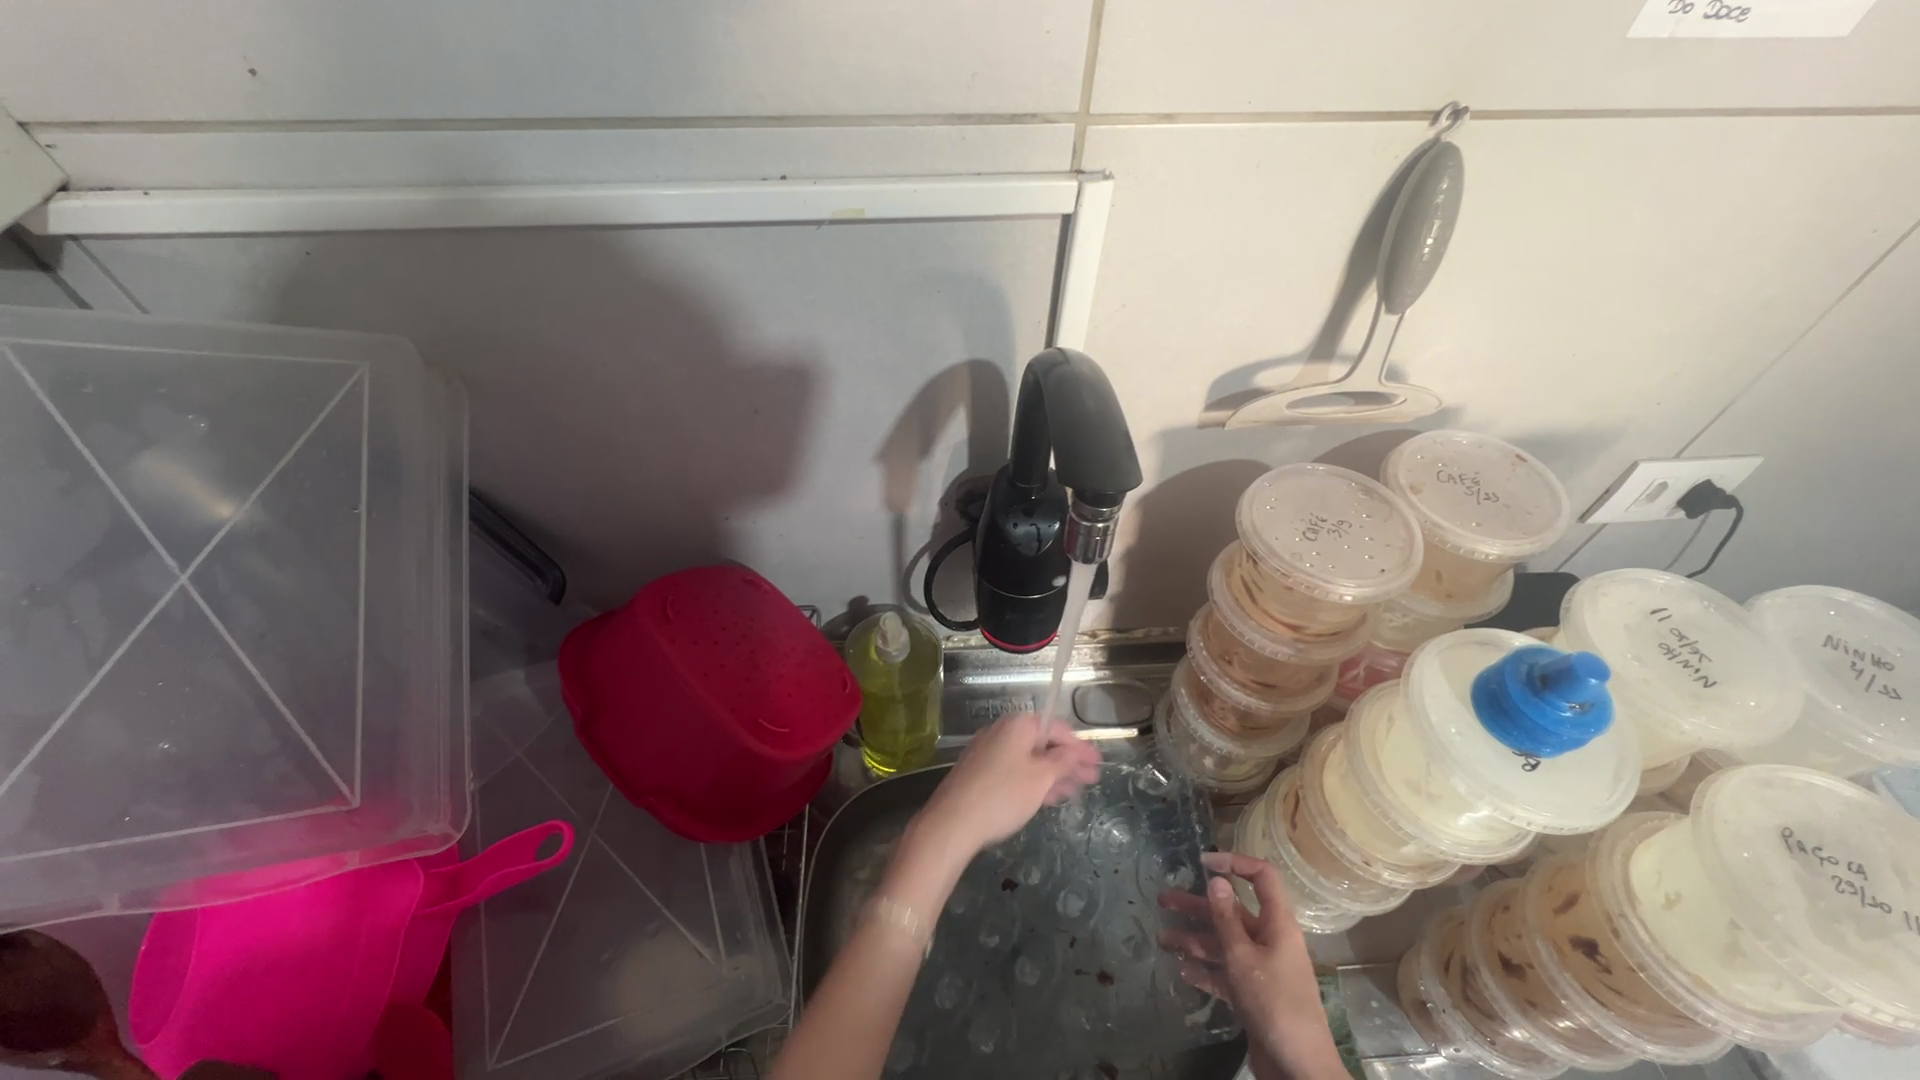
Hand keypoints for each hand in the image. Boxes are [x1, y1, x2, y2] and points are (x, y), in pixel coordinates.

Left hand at [918, 711, 1102, 858]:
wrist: (952, 823)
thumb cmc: (1002, 795)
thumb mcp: (1041, 778)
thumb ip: (1062, 761)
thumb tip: (1076, 749)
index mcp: (1017, 725)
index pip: (1057, 727)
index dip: (1080, 746)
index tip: (1097, 763)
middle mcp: (1001, 731)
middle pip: (1042, 743)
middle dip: (1068, 762)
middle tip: (1090, 781)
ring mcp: (987, 752)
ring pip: (1028, 759)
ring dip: (1053, 774)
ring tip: (1072, 793)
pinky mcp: (979, 772)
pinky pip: (1014, 770)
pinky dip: (1033, 781)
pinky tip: (1046, 798)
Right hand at [1159, 852, 1346, 1079]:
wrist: (1299, 1069)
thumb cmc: (1275, 1005)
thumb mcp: (1244, 958)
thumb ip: (1226, 919)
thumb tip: (1217, 881)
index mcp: (1277, 925)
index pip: (1262, 878)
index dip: (1235, 863)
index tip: (1202, 863)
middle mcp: (1270, 941)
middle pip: (1232, 912)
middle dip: (1198, 905)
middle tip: (1163, 900)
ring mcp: (1262, 970)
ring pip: (1224, 944)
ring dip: (1194, 939)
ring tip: (1162, 940)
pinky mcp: (1253, 996)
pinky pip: (1225, 974)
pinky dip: (1205, 970)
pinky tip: (1182, 970)